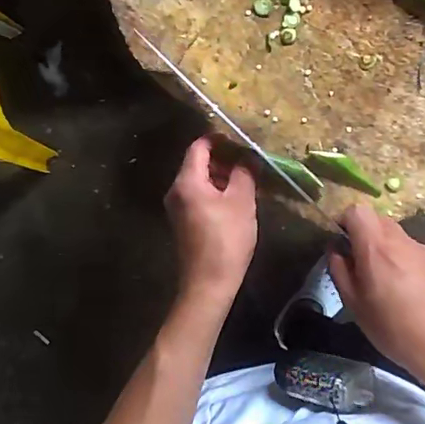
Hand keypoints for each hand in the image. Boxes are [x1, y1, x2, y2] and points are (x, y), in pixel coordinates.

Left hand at [164, 136, 256, 302]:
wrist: (208, 283)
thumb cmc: (226, 239)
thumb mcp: (242, 202)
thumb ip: (244, 174)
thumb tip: (248, 158)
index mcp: (186, 181)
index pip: (198, 147)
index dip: (218, 140)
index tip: (239, 140)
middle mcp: (176, 191)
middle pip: (196, 164)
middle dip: (223, 160)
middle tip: (248, 163)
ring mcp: (177, 208)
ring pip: (198, 181)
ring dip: (221, 177)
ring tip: (246, 183)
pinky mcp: (183, 223)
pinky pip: (197, 197)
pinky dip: (215, 193)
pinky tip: (234, 202)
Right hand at [328, 204, 424, 394]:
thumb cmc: (395, 330)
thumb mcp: (355, 305)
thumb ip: (340, 271)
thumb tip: (337, 250)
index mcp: (377, 248)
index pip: (358, 211)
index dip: (347, 221)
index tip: (344, 242)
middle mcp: (403, 242)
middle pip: (380, 221)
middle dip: (367, 236)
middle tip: (364, 266)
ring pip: (400, 239)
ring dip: (390, 252)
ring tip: (393, 286)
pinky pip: (419, 254)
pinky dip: (411, 265)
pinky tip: (417, 294)